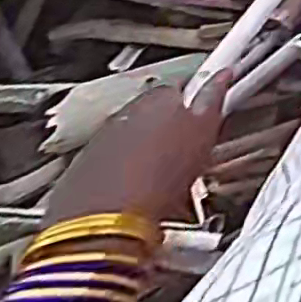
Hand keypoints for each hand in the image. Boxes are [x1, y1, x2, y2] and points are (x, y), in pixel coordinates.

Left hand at [45, 73, 234, 225]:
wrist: (107, 225)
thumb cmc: (159, 175)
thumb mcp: (204, 131)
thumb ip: (213, 97)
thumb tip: (221, 76)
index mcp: (157, 97)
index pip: (182, 84)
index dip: (196, 99)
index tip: (206, 111)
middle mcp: (124, 114)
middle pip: (154, 112)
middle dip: (169, 126)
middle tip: (189, 149)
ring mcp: (98, 144)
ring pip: (131, 138)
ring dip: (146, 150)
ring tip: (166, 177)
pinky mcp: (79, 175)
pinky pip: (108, 165)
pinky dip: (122, 174)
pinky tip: (138, 193)